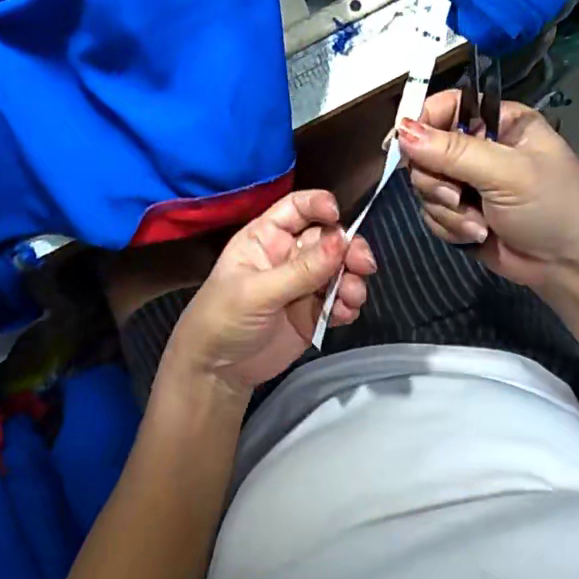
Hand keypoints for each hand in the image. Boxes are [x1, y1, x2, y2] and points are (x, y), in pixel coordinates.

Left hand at [162, 189, 375, 394]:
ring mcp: (303, 286)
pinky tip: (344, 315)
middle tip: (363, 265)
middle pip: (329, 239)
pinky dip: (348, 306)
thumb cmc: (222, 319)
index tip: (338, 215)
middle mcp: (288, 256)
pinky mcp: (314, 314)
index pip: (297, 208)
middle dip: (349, 249)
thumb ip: (302, 270)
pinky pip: (340, 301)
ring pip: (340, 271)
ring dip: (353, 280)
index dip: (319, 205)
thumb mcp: (257, 292)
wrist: (216, 372)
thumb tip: (342, 240)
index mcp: (266, 239)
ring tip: (351, 297)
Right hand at [398, 90, 578, 290]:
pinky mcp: (460, 215)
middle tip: (458, 196)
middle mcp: (480, 148)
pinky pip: (431, 214)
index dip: (420, 124)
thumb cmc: (553, 207)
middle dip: (436, 180)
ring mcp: (468, 183)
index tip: (403, 146)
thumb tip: (402, 130)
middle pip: (425, 151)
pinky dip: (450, 228)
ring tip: (479, 224)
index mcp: (498, 122)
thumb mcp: (507, 172)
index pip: (444, 107)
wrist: (571, 266)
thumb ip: (453, 151)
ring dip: (447, 210)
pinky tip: (477, 236)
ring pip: (425, 187)